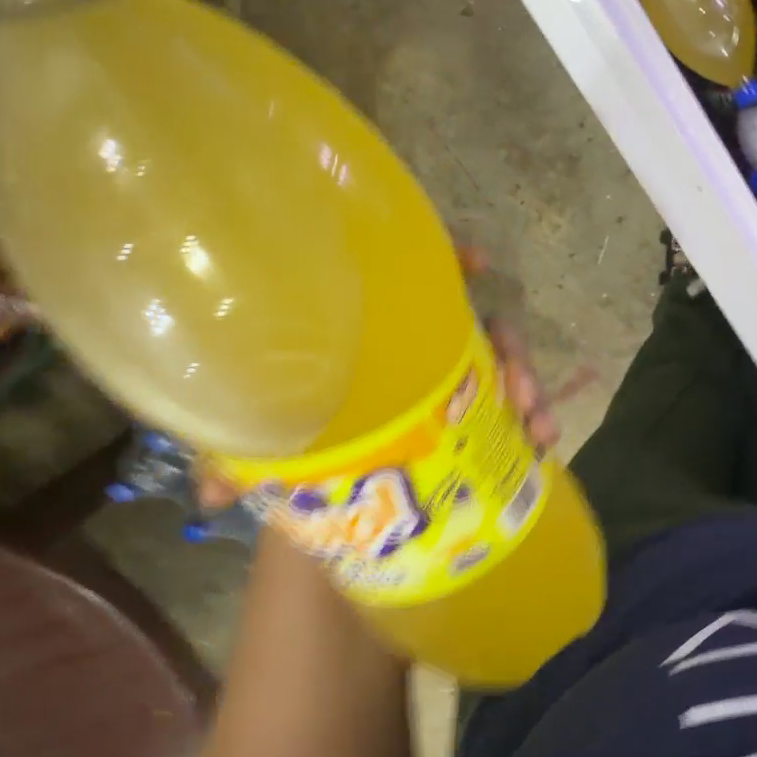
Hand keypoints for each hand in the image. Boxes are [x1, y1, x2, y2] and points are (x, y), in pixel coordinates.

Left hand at [195, 239, 555, 508]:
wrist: (330, 494)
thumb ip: (238, 457)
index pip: (414, 281)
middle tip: (515, 383)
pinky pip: (518, 410)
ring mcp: (455, 385)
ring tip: (537, 424)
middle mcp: (420, 350)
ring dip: (531, 387)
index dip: (449, 262)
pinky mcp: (480, 419)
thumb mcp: (262, 441)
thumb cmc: (294, 447)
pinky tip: (544, 443)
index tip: (479, 262)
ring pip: (507, 368)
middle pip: (479, 325)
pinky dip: (537, 421)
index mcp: (371, 335)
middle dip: (509, 347)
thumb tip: (211, 495)